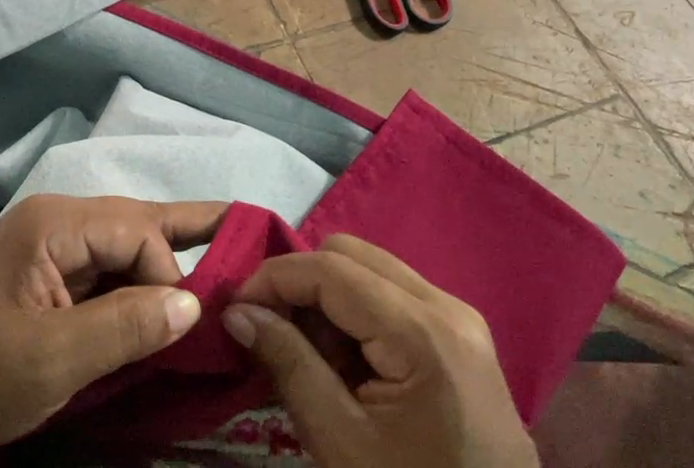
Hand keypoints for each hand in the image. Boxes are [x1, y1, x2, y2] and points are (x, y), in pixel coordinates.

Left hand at [0, 195, 225, 466]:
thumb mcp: (55, 360)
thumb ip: (127, 326)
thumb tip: (193, 302)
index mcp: (52, 225)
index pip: (138, 231)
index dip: (169, 275)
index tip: (182, 328)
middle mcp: (52, 220)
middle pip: (133, 223)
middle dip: (184, 234)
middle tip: (247, 229)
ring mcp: (43, 246)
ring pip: (120, 243)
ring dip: (162, 258)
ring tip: (222, 249)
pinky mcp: (40, 274)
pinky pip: (100, 268)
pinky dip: (134, 280)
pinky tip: (165, 287)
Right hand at [222, 234, 537, 467]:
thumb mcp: (341, 440)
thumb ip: (289, 364)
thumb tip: (237, 311)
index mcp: (423, 332)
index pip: (330, 269)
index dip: (272, 278)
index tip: (234, 309)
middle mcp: (447, 306)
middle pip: (351, 254)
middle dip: (300, 283)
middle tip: (268, 330)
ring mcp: (458, 317)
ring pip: (369, 269)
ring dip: (325, 299)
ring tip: (304, 354)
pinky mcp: (459, 335)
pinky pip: (391, 295)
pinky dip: (354, 314)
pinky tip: (341, 362)